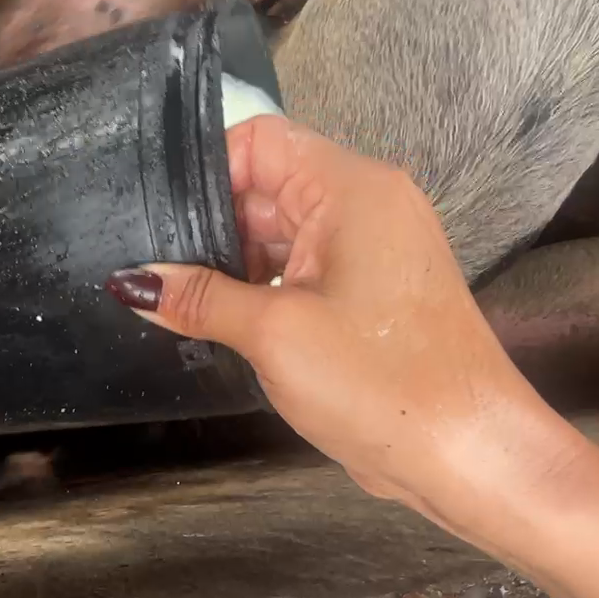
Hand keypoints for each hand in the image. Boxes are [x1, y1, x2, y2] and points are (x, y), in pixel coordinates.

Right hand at [103, 116, 583, 525]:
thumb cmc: (379, 381)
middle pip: (262, 188)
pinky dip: (253, 289)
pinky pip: (293, 272)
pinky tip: (213, 320)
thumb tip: (130, 281)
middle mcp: (361, 208)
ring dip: (227, 265)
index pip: (259, 141)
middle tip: (150, 268)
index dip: (204, 170)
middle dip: (206, 227)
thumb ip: (198, 298)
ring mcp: (364, 254)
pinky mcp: (361, 295)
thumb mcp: (273, 333)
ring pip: (273, 236)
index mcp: (350, 190)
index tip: (156, 219)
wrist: (467, 456)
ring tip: (173, 300)